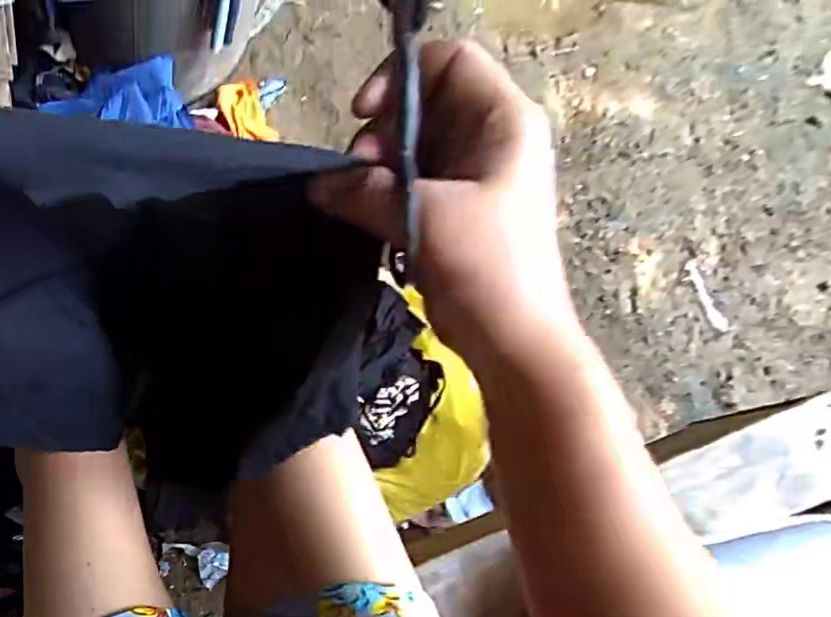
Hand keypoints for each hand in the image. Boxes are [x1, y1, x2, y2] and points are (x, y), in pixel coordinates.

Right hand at [310, 39, 581, 359]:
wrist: (512, 338)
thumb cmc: (487, 268)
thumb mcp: (425, 219)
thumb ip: (367, 194)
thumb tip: (318, 184)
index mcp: (503, 122)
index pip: (447, 64)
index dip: (399, 80)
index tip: (360, 118)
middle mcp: (490, 143)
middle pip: (423, 110)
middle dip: (381, 137)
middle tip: (354, 177)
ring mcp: (472, 183)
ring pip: (413, 156)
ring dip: (379, 175)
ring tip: (358, 205)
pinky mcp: (454, 219)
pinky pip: (412, 192)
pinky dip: (386, 201)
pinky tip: (371, 222)